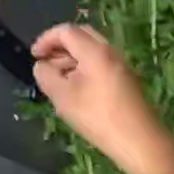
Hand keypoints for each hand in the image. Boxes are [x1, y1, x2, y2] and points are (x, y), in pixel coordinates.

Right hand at [30, 23, 161, 169]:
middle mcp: (110, 51)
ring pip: (91, 49)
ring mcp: (121, 65)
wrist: (139, 141)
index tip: (34, 56)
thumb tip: (42, 65)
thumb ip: (45, 75)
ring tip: (56, 77)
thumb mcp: (61, 96)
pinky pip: (100, 62)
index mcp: (94, 51)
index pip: (66, 31)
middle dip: (59, 44)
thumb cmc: (96, 116)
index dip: (45, 39)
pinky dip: (83, 66)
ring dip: (70, 56)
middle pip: (81, 35)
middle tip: (44, 61)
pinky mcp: (125, 79)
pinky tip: (75, 87)